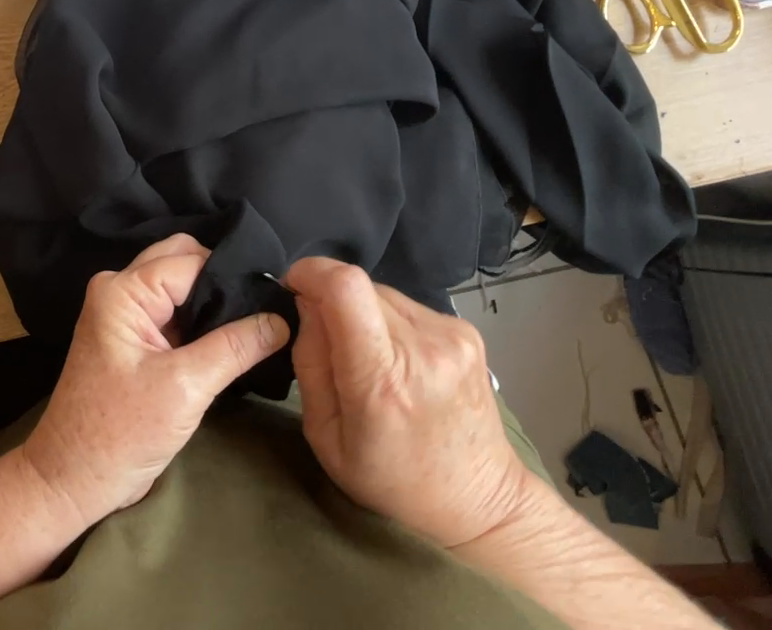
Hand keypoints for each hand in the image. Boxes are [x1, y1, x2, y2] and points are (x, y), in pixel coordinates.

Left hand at [20, 234, 290, 525]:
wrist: (74, 477)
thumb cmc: (121, 432)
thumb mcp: (186, 388)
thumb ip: (235, 347)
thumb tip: (282, 318)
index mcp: (122, 291)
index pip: (190, 261)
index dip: (232, 274)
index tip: (276, 294)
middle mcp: (120, 290)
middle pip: (182, 261)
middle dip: (223, 280)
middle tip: (266, 308)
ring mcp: (125, 314)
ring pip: (180, 286)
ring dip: (213, 301)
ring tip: (259, 323)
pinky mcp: (135, 338)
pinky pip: (174, 312)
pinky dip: (201, 320)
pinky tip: (234, 339)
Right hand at [286, 257, 540, 547]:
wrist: (478, 500)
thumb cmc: (390, 479)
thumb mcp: (324, 434)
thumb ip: (309, 361)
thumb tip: (306, 304)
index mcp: (383, 378)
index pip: (345, 287)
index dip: (311, 272)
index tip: (293, 288)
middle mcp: (424, 346)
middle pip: (358, 285)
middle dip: (330, 301)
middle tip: (327, 341)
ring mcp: (452, 335)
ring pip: (381, 291)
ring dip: (361, 311)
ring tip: (367, 356)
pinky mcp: (466, 331)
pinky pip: (406, 305)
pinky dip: (388, 321)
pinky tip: (398, 359)